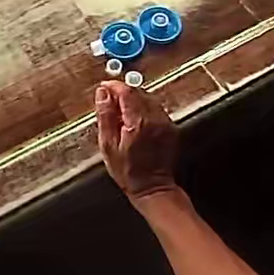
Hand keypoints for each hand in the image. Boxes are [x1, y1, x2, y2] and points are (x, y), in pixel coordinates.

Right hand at [95, 81, 180, 202]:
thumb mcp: (108, 145)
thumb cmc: (129, 172)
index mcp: (138, 122)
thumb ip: (105, 116)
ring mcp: (165, 123)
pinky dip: (144, 110)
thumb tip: (103, 94)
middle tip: (110, 101)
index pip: (127, 92)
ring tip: (121, 114)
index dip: (114, 86)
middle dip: (123, 93)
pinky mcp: (170, 128)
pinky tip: (135, 122)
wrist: (152, 188)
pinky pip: (156, 110)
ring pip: (148, 100)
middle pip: (138, 93)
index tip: (105, 87)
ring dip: (134, 101)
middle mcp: (155, 119)